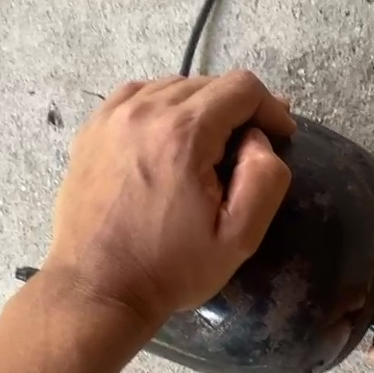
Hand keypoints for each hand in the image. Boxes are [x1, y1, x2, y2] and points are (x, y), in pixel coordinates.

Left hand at [42, 71, 295, 328]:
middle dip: (239, 110)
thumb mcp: (240, 237)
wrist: (98, 289)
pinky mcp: (92, 130)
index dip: (271, 108)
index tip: (281, 137)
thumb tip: (258, 140)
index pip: (242, 87)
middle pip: (209, 84)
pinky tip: (171, 140)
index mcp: (184, 133)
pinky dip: (165, 108)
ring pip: (173, 86)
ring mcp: (111, 117)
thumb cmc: (171, 268)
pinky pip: (139, 97)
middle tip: (249, 149)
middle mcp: (144, 110)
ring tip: (211, 148)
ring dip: (202, 108)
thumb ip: (266, 178)